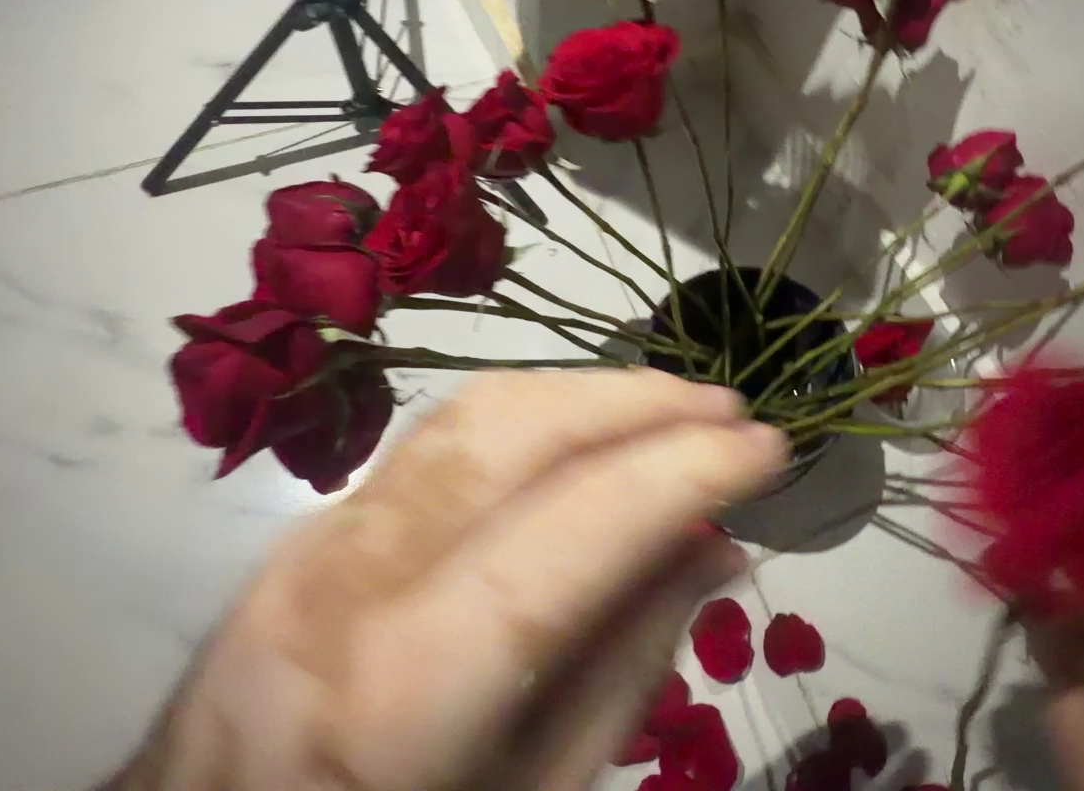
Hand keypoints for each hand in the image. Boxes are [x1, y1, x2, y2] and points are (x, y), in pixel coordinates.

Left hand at [101, 369, 785, 790]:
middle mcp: (351, 581)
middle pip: (513, 432)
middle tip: (729, 410)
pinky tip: (590, 428)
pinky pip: (441, 439)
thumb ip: (629, 662)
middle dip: (638, 401)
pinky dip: (536, 416)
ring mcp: (317, 537)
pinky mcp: (314, 521)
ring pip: (473, 412)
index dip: (686, 470)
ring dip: (590, 392)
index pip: (577, 527)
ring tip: (675, 405)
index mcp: (407, 691)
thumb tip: (715, 544)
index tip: (769, 449)